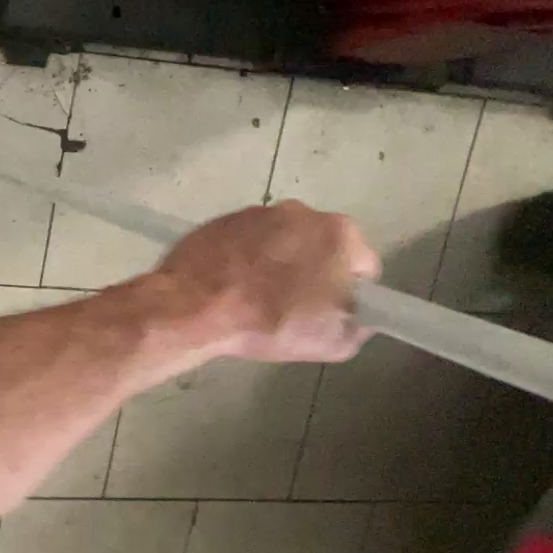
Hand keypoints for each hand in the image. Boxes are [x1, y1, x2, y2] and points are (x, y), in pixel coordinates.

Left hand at [155, 200, 380, 363]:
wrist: (192, 308)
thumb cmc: (269, 322)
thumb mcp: (335, 341)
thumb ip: (359, 322)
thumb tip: (354, 314)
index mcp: (339, 233)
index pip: (360, 265)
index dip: (350, 293)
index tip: (329, 310)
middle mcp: (299, 212)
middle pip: (318, 247)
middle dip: (312, 271)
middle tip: (291, 304)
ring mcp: (254, 213)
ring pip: (279, 241)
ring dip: (275, 262)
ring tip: (255, 295)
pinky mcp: (218, 221)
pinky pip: (243, 241)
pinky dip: (242, 257)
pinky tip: (230, 283)